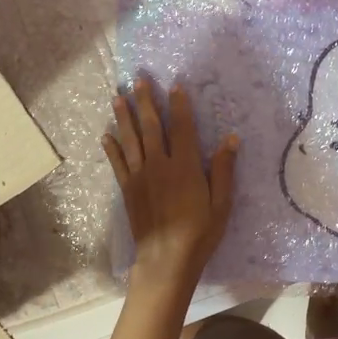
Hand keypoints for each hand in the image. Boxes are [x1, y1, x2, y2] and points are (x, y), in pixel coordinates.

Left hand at [104, 79, 237, 291]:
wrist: (166, 259)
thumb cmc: (200, 233)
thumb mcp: (221, 204)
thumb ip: (223, 170)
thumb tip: (230, 139)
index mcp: (185, 166)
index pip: (181, 128)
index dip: (179, 106)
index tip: (175, 86)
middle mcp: (159, 164)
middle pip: (151, 127)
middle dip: (145, 101)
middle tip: (139, 79)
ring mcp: (140, 176)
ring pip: (130, 139)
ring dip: (124, 116)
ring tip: (118, 96)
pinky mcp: (128, 190)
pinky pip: (118, 163)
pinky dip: (112, 148)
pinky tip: (106, 135)